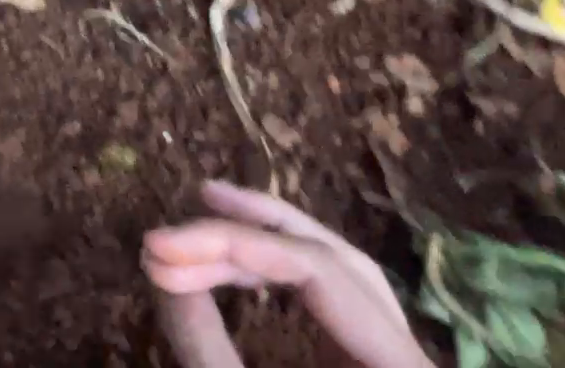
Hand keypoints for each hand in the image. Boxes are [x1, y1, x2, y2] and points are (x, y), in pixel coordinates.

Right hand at [143, 181, 433, 367]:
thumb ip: (204, 342)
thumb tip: (158, 267)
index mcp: (401, 367)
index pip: (315, 268)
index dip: (228, 245)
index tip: (153, 246)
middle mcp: (411, 352)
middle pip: (334, 258)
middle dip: (251, 228)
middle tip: (178, 212)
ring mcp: (392, 355)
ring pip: (332, 273)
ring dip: (258, 243)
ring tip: (199, 216)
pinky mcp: (365, 362)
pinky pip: (322, 303)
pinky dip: (269, 276)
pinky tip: (231, 265)